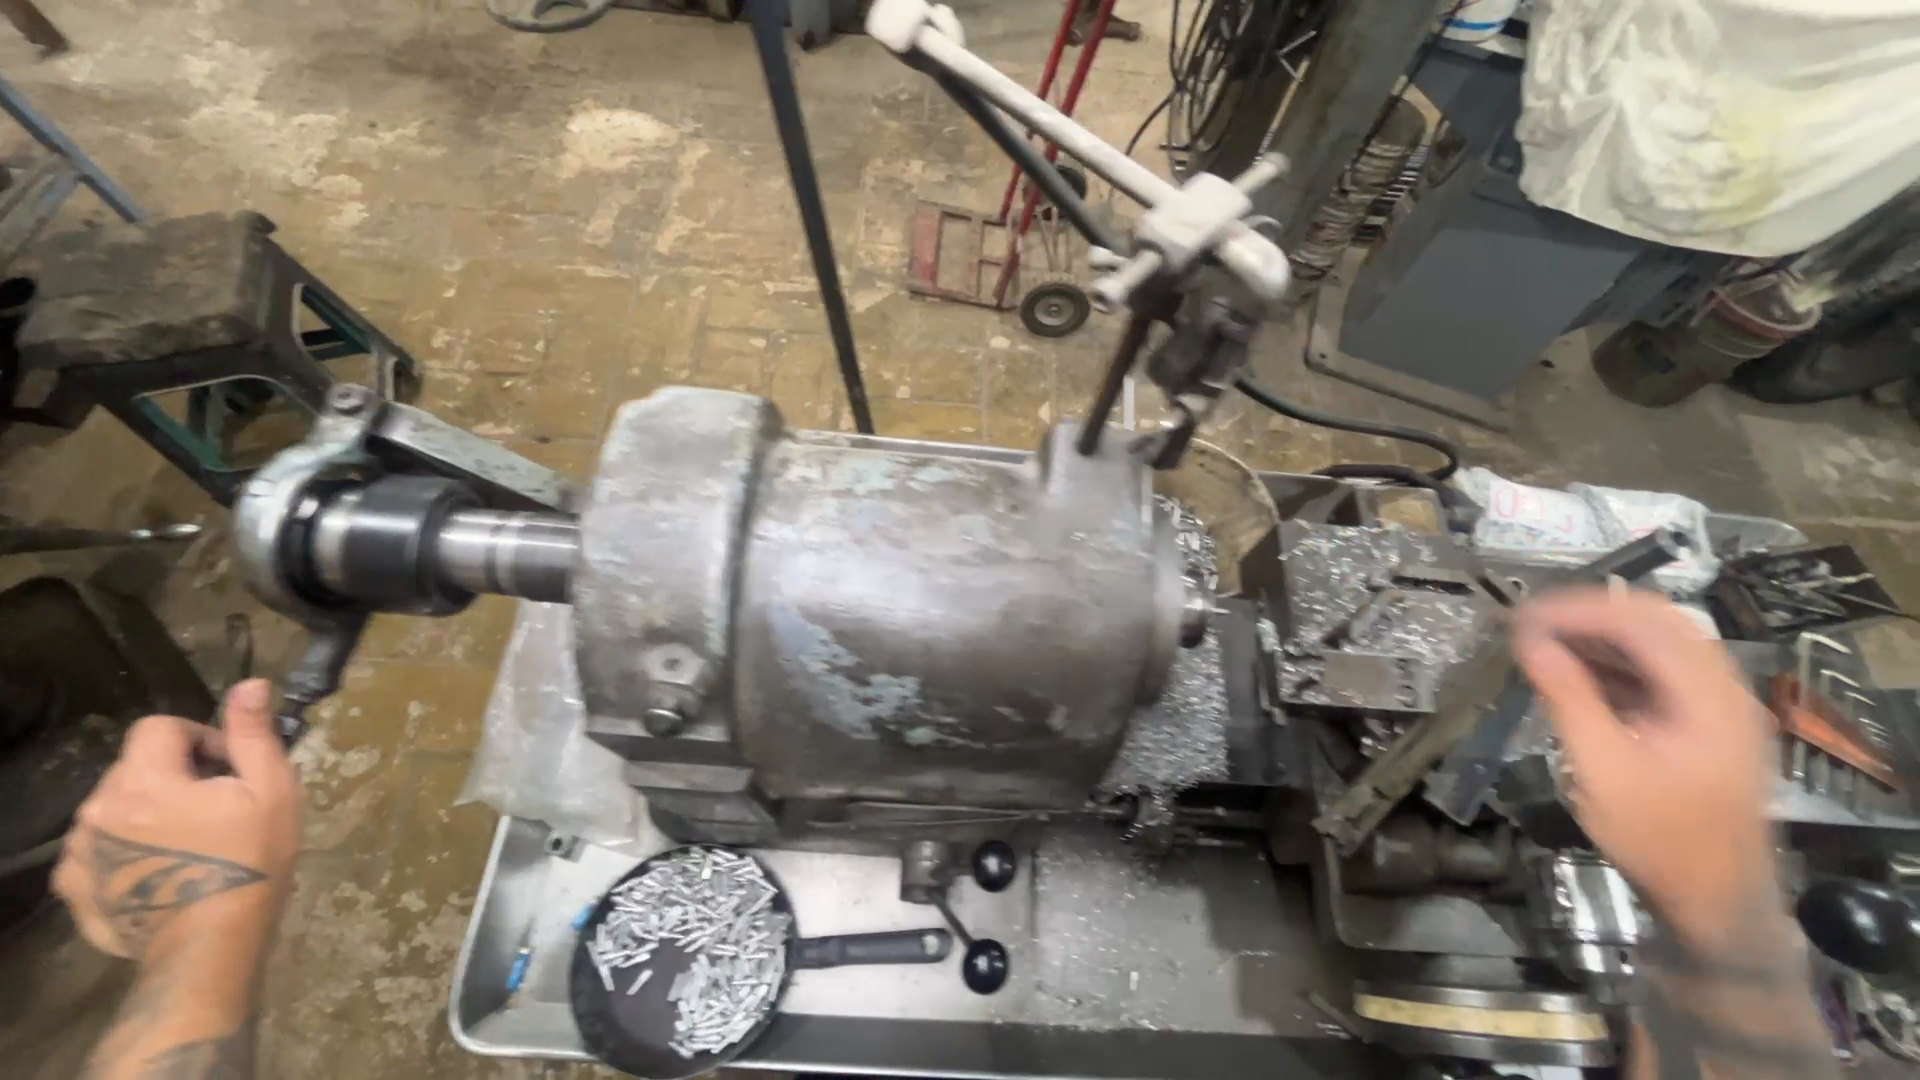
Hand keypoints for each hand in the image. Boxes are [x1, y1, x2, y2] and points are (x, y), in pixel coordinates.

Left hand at [54, 679, 300, 961]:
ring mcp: (78, 853)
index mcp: (144, 782)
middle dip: (176, 773)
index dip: (200, 736)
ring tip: (193, 837)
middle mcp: (97, 811)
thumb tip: (250, 685)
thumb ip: (252, 734)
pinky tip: (165, 866)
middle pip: (135, 767)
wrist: (211, 938)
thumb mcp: (272, 787)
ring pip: (115, 806)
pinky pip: (99, 846)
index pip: (157, 728)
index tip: (230, 765)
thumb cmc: (252, 854)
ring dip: (150, 809)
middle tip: (220, 802)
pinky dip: (129, 845)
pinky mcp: (72, 886)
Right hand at [1512, 589, 1777, 951]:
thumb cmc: (1657, 837)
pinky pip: (1656, 668)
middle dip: (1588, 613)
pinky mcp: (1700, 720)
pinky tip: (1570, 669)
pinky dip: (1611, 658)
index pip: (1642, 622)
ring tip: (1539, 641)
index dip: (1578, 609)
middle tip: (1527, 622)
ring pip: (1656, 641)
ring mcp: (1715, 705)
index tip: (1520, 615)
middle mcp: (1721, 691)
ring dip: (1597, 633)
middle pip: (1657, 621)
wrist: (1713, 900)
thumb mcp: (1602, 768)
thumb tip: (1528, 641)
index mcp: (1708, 698)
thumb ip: (1568, 696)